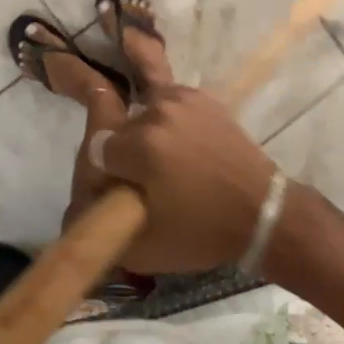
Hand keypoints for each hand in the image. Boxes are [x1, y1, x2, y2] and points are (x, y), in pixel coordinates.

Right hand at [96, 85, 278, 272]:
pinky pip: (167, 103)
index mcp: (140, 146)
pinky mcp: (201, 97)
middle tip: (146, 182)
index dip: (107, 174)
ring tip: (168, 164)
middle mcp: (157, 112)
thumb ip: (101, 224)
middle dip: (126, 154)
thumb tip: (82, 207)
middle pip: (121, 129)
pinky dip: (168, 121)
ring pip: (143, 113)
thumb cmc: (202, 232)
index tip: (122, 192)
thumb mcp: (143, 247)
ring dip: (147, 135)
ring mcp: (182, 98)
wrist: (262, 212)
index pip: (98, 150)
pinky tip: (181, 144)